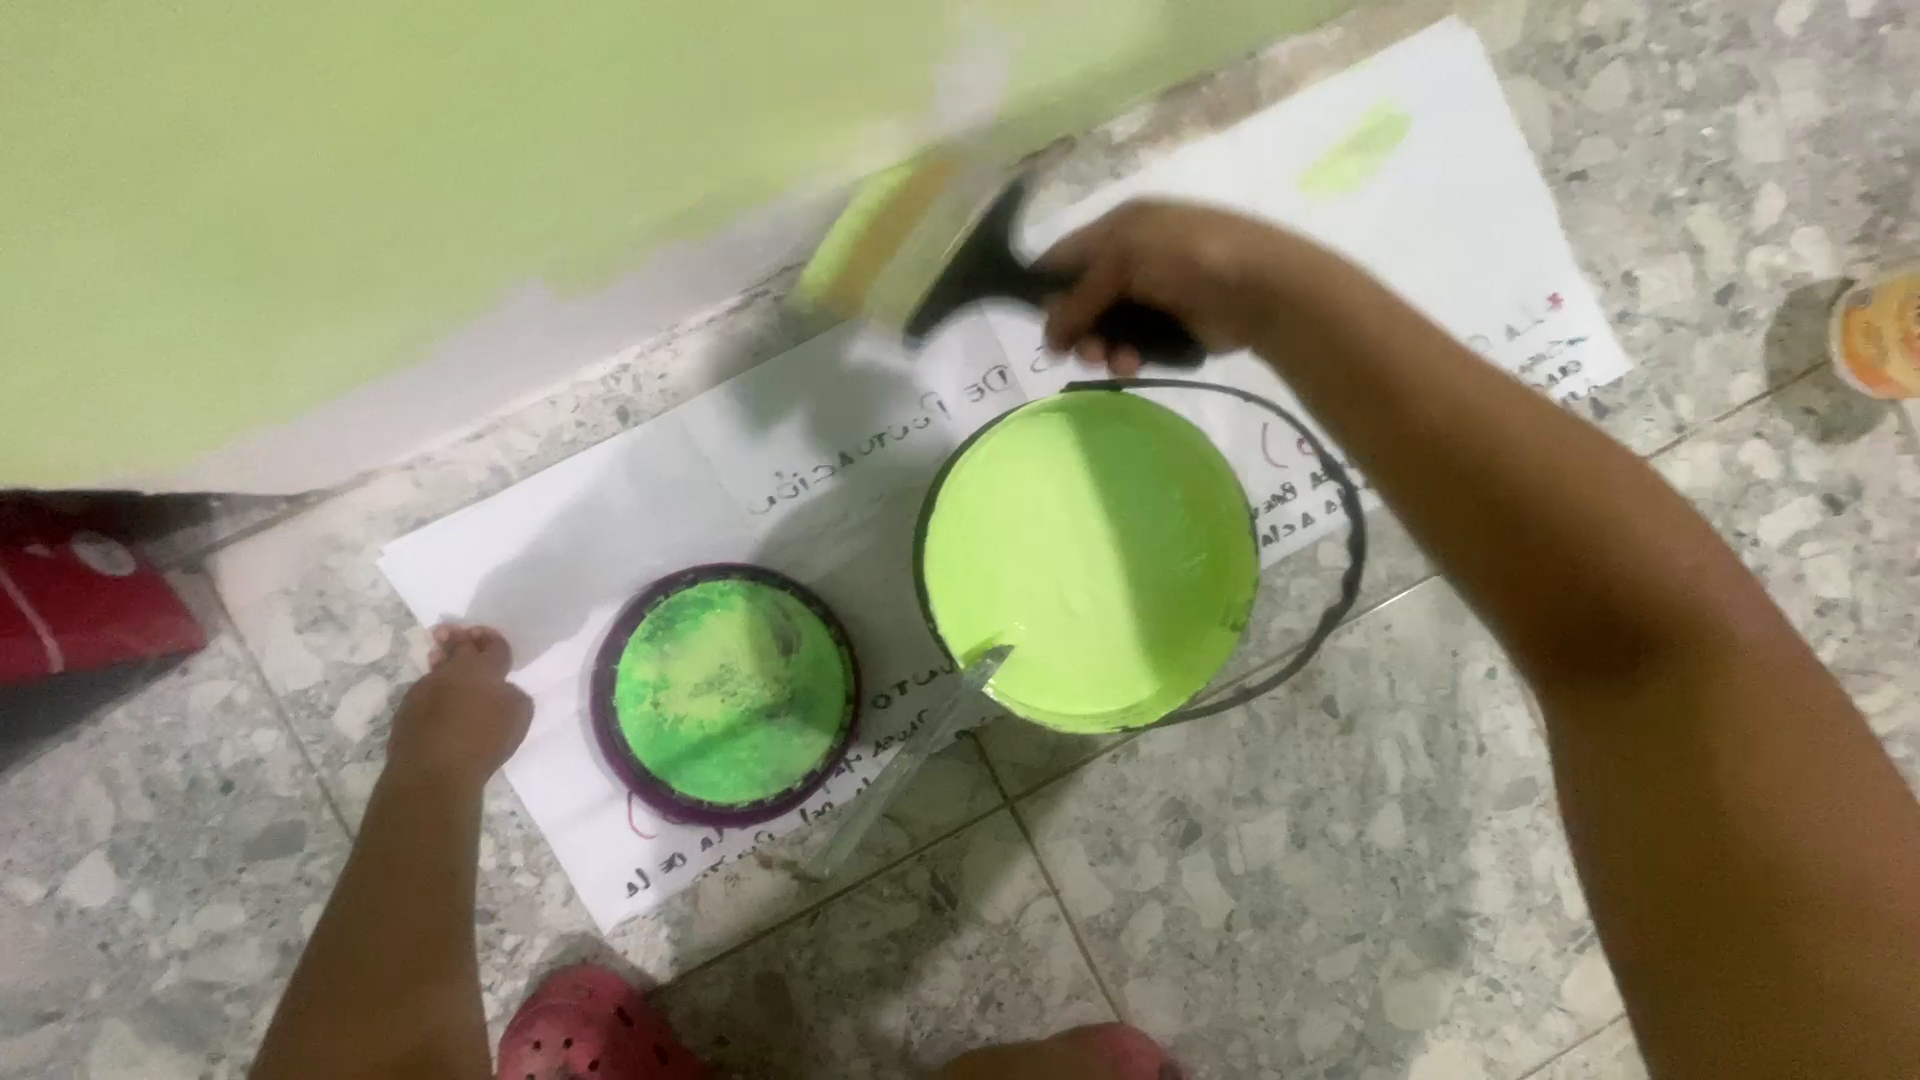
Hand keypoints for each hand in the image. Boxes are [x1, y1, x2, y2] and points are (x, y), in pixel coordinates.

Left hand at [386, 624, 532, 791]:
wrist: (432, 771)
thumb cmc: (484, 740)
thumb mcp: (519, 716)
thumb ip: (513, 695)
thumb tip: (502, 690)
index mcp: (484, 670)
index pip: (493, 646)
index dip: (492, 638)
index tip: (484, 632)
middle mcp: (452, 673)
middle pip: (457, 647)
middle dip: (458, 637)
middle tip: (451, 630)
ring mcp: (424, 690)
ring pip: (437, 669)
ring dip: (442, 661)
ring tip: (440, 655)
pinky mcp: (406, 710)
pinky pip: (425, 691)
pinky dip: (434, 690)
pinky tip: (438, 700)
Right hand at [1040, 200, 1323, 374]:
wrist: (1262, 287)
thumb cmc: (1188, 257)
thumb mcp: (1123, 260)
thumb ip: (1079, 296)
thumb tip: (1049, 335)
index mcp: (1118, 227)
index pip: (1063, 257)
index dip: (1046, 289)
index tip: (1039, 322)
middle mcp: (1130, 258)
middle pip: (1081, 299)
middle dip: (1077, 327)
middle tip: (1079, 351)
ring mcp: (1151, 293)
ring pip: (1105, 328)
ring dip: (1101, 347)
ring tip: (1113, 361)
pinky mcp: (1169, 326)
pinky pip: (1132, 344)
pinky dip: (1127, 356)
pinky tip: (1133, 364)